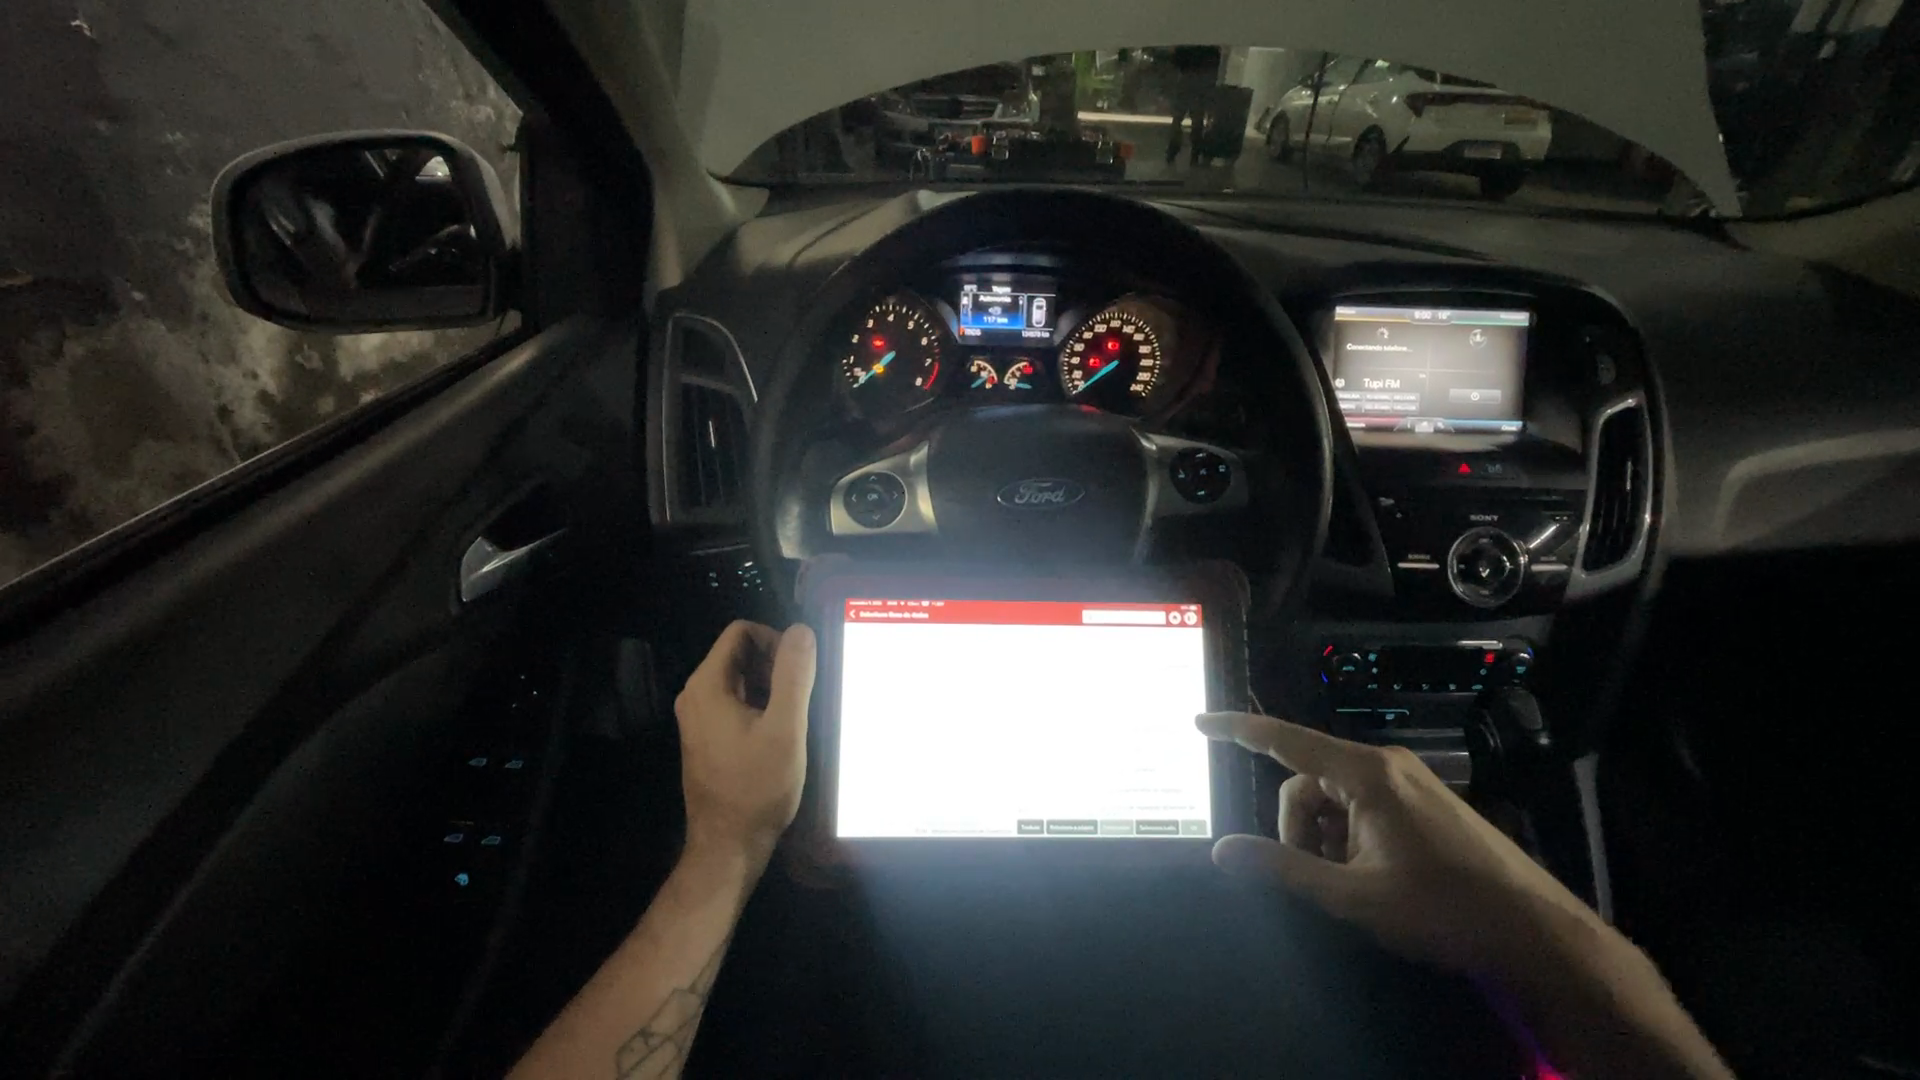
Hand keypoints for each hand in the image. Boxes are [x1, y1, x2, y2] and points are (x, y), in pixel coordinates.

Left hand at [675, 621, 815, 866]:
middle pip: (739, 653)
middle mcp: (695, 695)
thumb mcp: (785, 728)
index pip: (740, 632)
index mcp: (707, 685)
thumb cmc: (757, 787)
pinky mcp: (707, 736)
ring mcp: (698, 717)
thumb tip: (802, 630)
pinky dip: (760, 705)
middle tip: (802, 694)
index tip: (801, 669)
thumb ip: (794, 675)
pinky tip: (780, 732)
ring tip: (795, 714)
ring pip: (740, 678)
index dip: (775, 639)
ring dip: (771, 685)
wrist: (728, 846)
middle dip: (775, 663)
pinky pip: (735, 701)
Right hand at [1197, 712, 1735, 1079]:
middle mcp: (1385, 766)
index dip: (1236, 730)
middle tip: (1318, 878)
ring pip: (1334, 799)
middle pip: (1306, 783)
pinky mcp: (1423, 803)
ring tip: (1354, 886)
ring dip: (1326, 840)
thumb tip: (1221, 850)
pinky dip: (1350, 839)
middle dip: (1297, 829)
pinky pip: (1362, 807)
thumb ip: (1282, 869)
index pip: (1283, 740)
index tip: (1199, 722)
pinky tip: (1373, 878)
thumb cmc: (1444, 912)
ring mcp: (1408, 783)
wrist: (1542, 938)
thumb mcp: (1353, 896)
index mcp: (1365, 774)